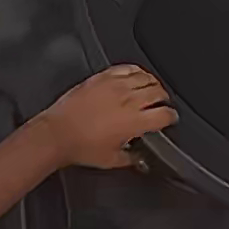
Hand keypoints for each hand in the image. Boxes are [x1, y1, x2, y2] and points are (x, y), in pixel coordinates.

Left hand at [29, 64, 177, 168]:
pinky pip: (126, 68)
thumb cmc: (80, 147)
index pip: (164, 114)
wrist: (56, 134)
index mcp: (135, 122)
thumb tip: (139, 158)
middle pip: (158, 92)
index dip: (172, 116)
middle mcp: (128, 101)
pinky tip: (136, 75)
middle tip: (163, 102)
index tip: (170, 117)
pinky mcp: (102, 78)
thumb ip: (131, 158)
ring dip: (153, 83)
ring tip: (152, 88)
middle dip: (164, 98)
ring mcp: (115, 86)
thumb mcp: (111, 160)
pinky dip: (136, 71)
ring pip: (145, 77)